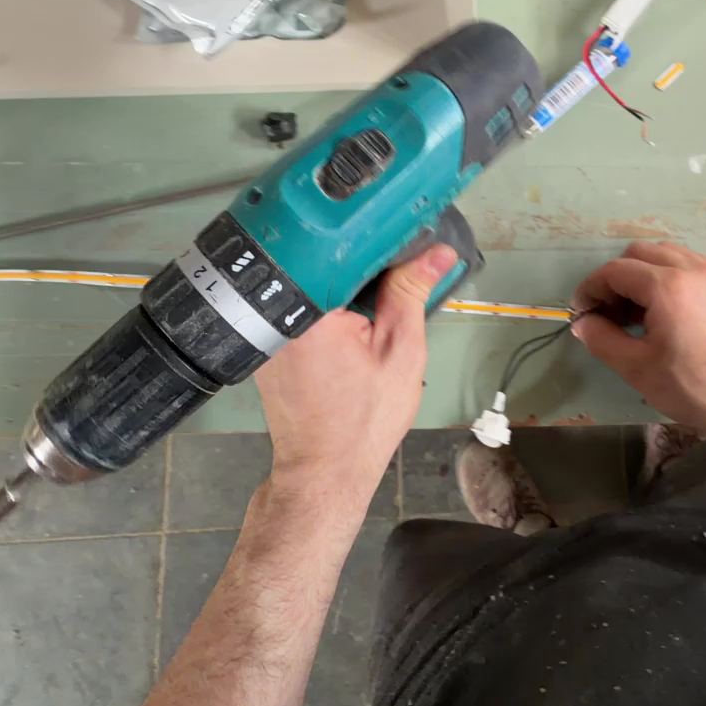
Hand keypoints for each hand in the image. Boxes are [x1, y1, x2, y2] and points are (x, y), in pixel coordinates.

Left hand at [255, 245, 455, 504]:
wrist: (327, 470)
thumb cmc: (364, 421)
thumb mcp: (402, 350)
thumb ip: (411, 292)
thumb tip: (435, 253)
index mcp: (309, 312)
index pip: (340, 248)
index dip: (376, 238)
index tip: (403, 236)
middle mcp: (279, 316)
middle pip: (323, 260)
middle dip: (363, 260)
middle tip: (398, 268)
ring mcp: (270, 330)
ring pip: (312, 280)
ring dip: (346, 280)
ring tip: (379, 295)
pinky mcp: (271, 342)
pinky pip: (303, 304)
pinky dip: (329, 302)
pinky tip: (355, 318)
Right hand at [572, 241, 705, 446]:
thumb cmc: (693, 388)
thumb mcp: (638, 369)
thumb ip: (602, 339)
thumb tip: (583, 322)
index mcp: (667, 286)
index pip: (616, 270)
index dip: (592, 288)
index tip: (582, 311)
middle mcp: (693, 268)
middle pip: (640, 253)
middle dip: (617, 277)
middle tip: (610, 312)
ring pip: (667, 254)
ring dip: (644, 274)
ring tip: (639, 313)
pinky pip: (692, 265)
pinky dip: (671, 277)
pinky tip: (670, 312)